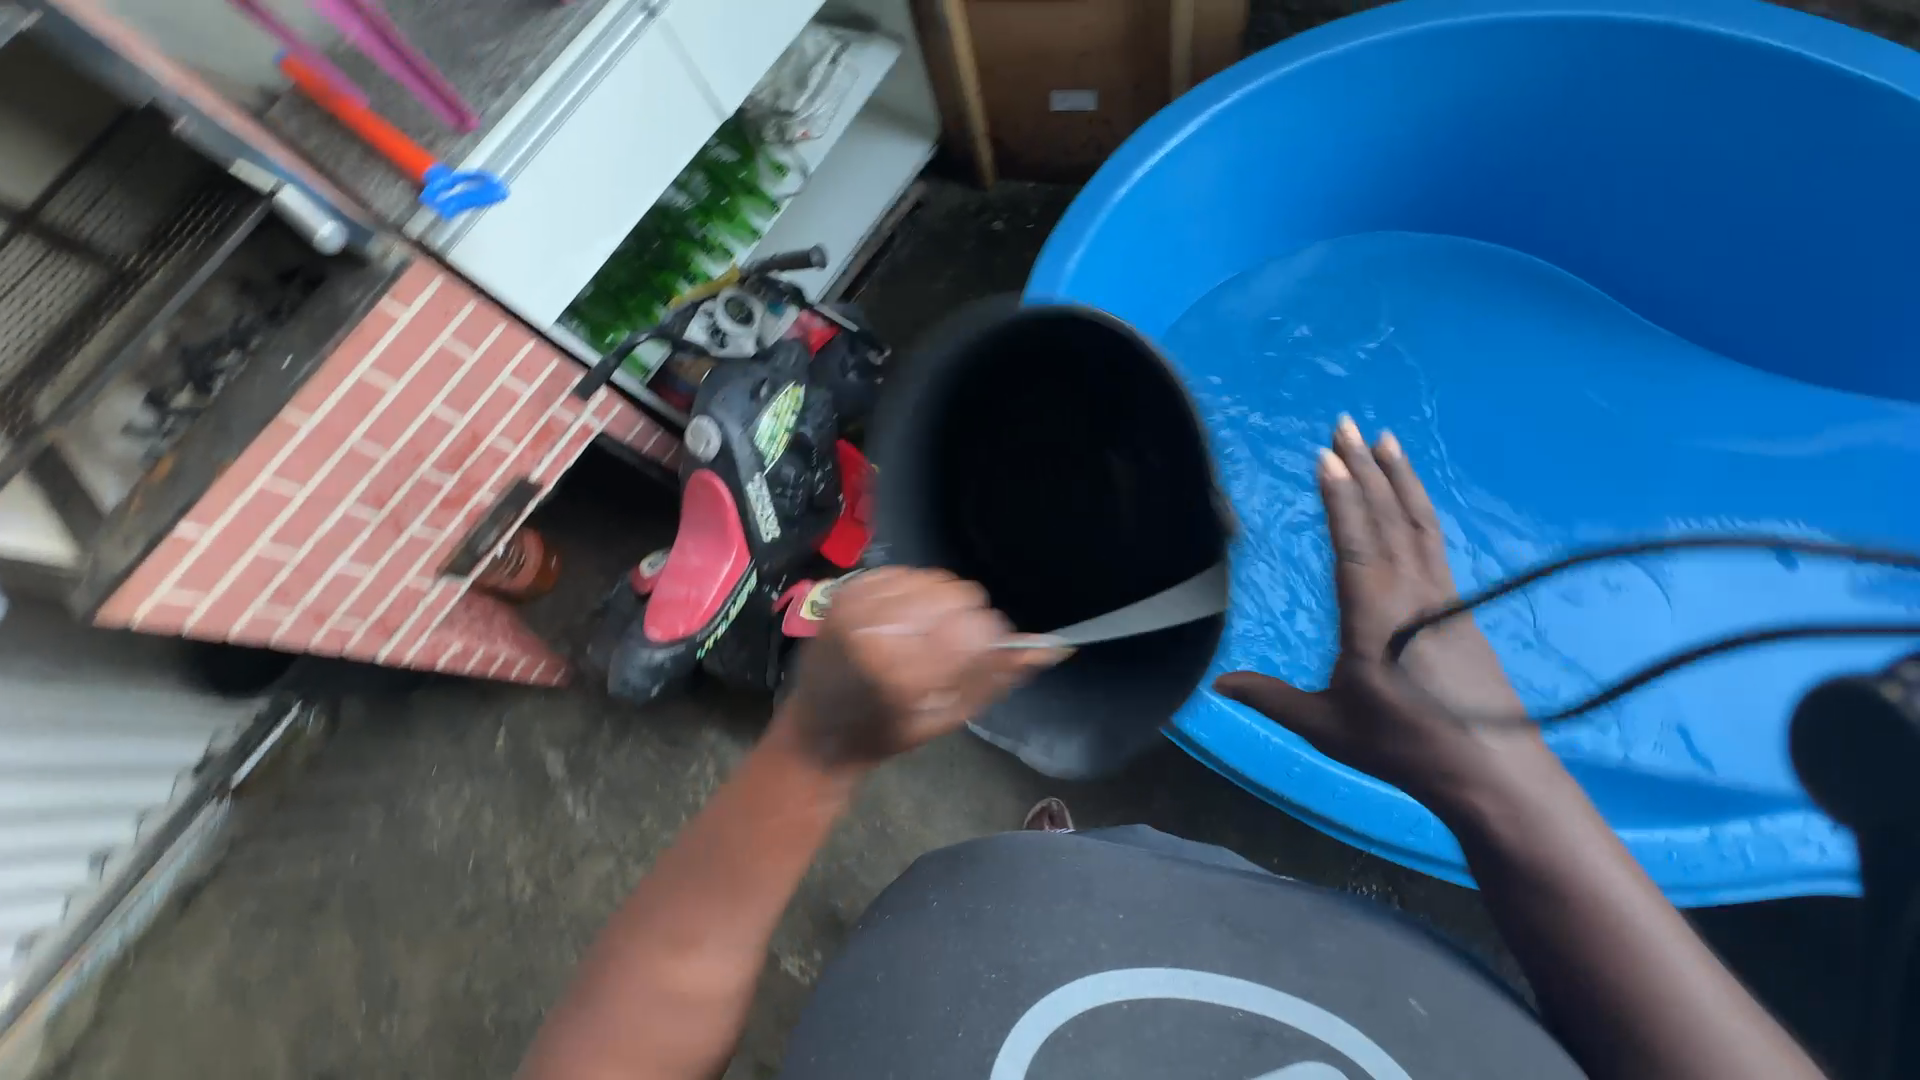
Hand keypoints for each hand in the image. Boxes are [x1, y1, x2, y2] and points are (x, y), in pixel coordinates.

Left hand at [771, 567, 1067, 772]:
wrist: (817, 729)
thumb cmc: (887, 733)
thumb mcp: (947, 718)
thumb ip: (996, 677)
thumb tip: (1050, 647)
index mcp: (904, 671)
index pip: (976, 627)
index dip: (988, 637)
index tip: (980, 652)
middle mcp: (877, 629)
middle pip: (958, 593)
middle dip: (965, 617)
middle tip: (949, 647)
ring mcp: (857, 604)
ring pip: (933, 578)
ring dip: (939, 603)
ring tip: (924, 633)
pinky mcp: (847, 590)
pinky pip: (905, 571)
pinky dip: (914, 591)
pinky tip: (903, 618)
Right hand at [1213, 416, 1547, 807]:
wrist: (1491, 773)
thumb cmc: (1400, 747)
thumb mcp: (1324, 724)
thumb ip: (1269, 698)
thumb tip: (1217, 683)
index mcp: (1373, 615)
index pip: (1355, 542)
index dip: (1340, 497)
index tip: (1326, 455)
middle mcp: (1411, 593)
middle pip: (1387, 518)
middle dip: (1365, 468)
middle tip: (1345, 422)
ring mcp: (1440, 596)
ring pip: (1418, 523)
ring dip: (1398, 478)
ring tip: (1384, 439)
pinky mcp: (1457, 606)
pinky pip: (1434, 542)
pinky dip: (1419, 508)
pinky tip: (1411, 497)